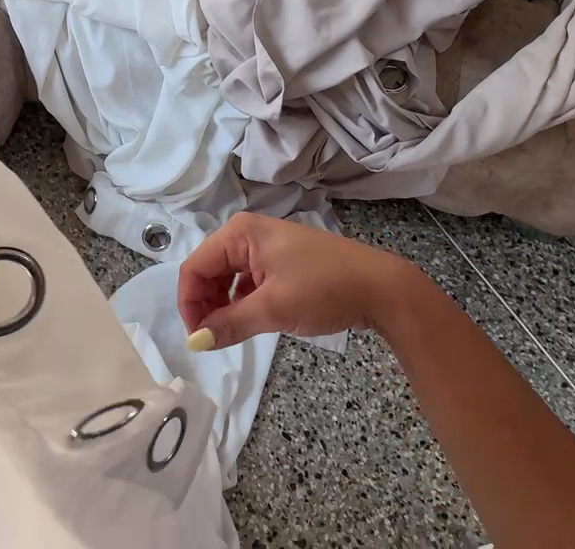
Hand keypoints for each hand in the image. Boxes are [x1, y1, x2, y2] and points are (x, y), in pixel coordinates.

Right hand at [177, 213, 426, 348]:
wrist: (384, 288)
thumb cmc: (324, 289)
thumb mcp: (273, 309)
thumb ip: (229, 324)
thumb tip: (195, 342)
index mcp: (239, 232)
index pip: (195, 266)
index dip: (190, 303)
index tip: (197, 338)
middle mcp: (248, 232)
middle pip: (208, 269)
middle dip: (205, 304)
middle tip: (213, 338)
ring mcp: (266, 245)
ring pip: (227, 276)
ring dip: (224, 304)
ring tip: (233, 331)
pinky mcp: (282, 260)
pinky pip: (248, 279)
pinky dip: (243, 300)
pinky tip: (253, 320)